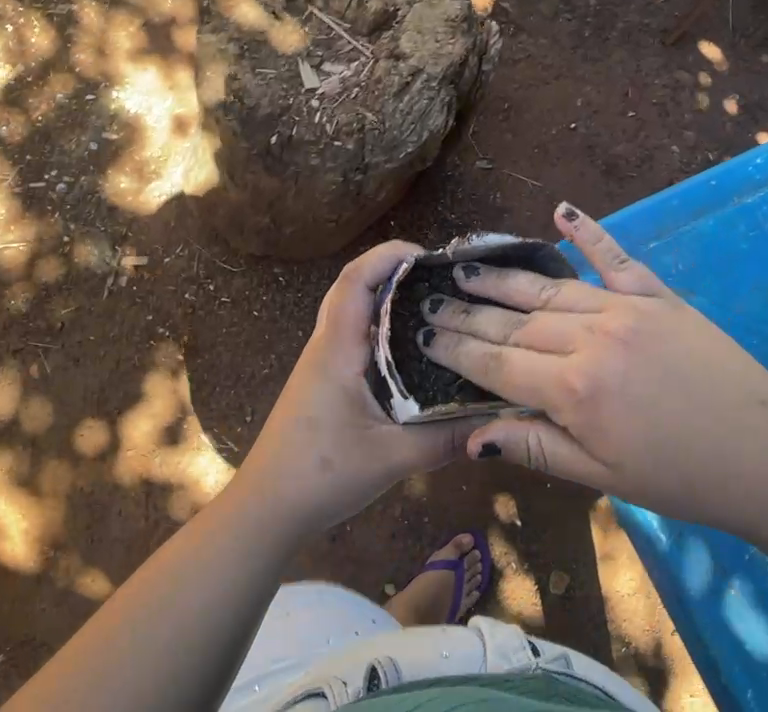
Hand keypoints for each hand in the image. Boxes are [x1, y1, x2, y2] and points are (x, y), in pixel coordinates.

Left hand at [234, 241, 478, 534]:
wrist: (266, 511)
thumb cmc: (320, 475)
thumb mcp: (392, 458)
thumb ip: (446, 437)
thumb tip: (501, 418)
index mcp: (336, 349)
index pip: (355, 280)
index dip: (388, 256)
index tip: (430, 255)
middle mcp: (326, 347)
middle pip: (354, 289)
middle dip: (395, 274)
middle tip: (442, 281)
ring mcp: (322, 365)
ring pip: (355, 316)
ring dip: (389, 303)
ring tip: (436, 309)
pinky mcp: (325, 385)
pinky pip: (356, 341)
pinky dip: (384, 332)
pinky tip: (414, 356)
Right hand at [418, 203, 767, 542]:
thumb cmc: (680, 477)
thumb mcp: (602, 476)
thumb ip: (535, 447)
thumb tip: (470, 438)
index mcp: (574, 390)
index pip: (497, 362)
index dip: (456, 348)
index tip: (420, 333)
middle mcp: (592, 338)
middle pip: (514, 320)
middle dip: (466, 311)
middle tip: (428, 299)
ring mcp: (626, 309)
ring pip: (549, 287)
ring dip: (503, 277)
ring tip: (464, 266)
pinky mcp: (658, 296)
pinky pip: (615, 257)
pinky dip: (588, 233)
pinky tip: (560, 211)